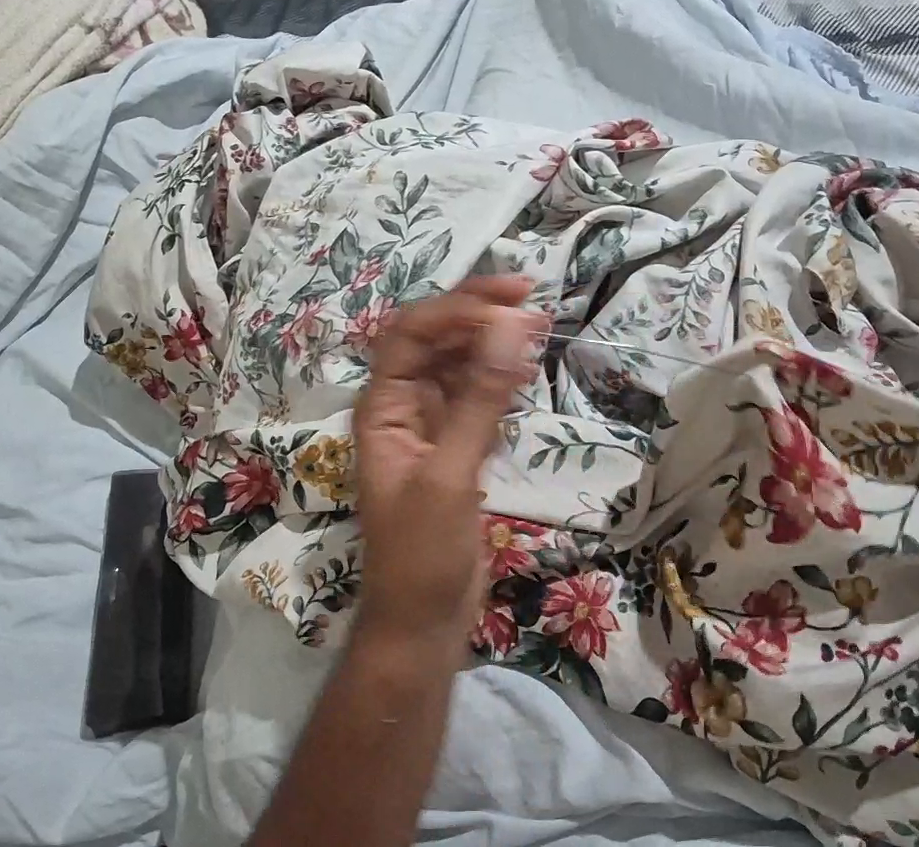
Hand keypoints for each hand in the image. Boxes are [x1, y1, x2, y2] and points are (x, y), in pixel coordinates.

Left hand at [351, 276, 540, 654]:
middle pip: (432, 341)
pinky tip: (526, 370)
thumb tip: (510, 327)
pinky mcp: (454, 450)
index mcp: (382, 408)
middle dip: (474, 314)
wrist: (422, 621)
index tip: (510, 297)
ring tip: (536, 325)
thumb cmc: (422, 553)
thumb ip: (479, 400)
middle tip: (529, 297)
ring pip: (455, 366)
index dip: (455, 307)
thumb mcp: (451, 474)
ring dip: (489, 342)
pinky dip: (498, 379)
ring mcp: (428, 429)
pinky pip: (474, 398)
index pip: (410, 334)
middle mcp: (400, 409)